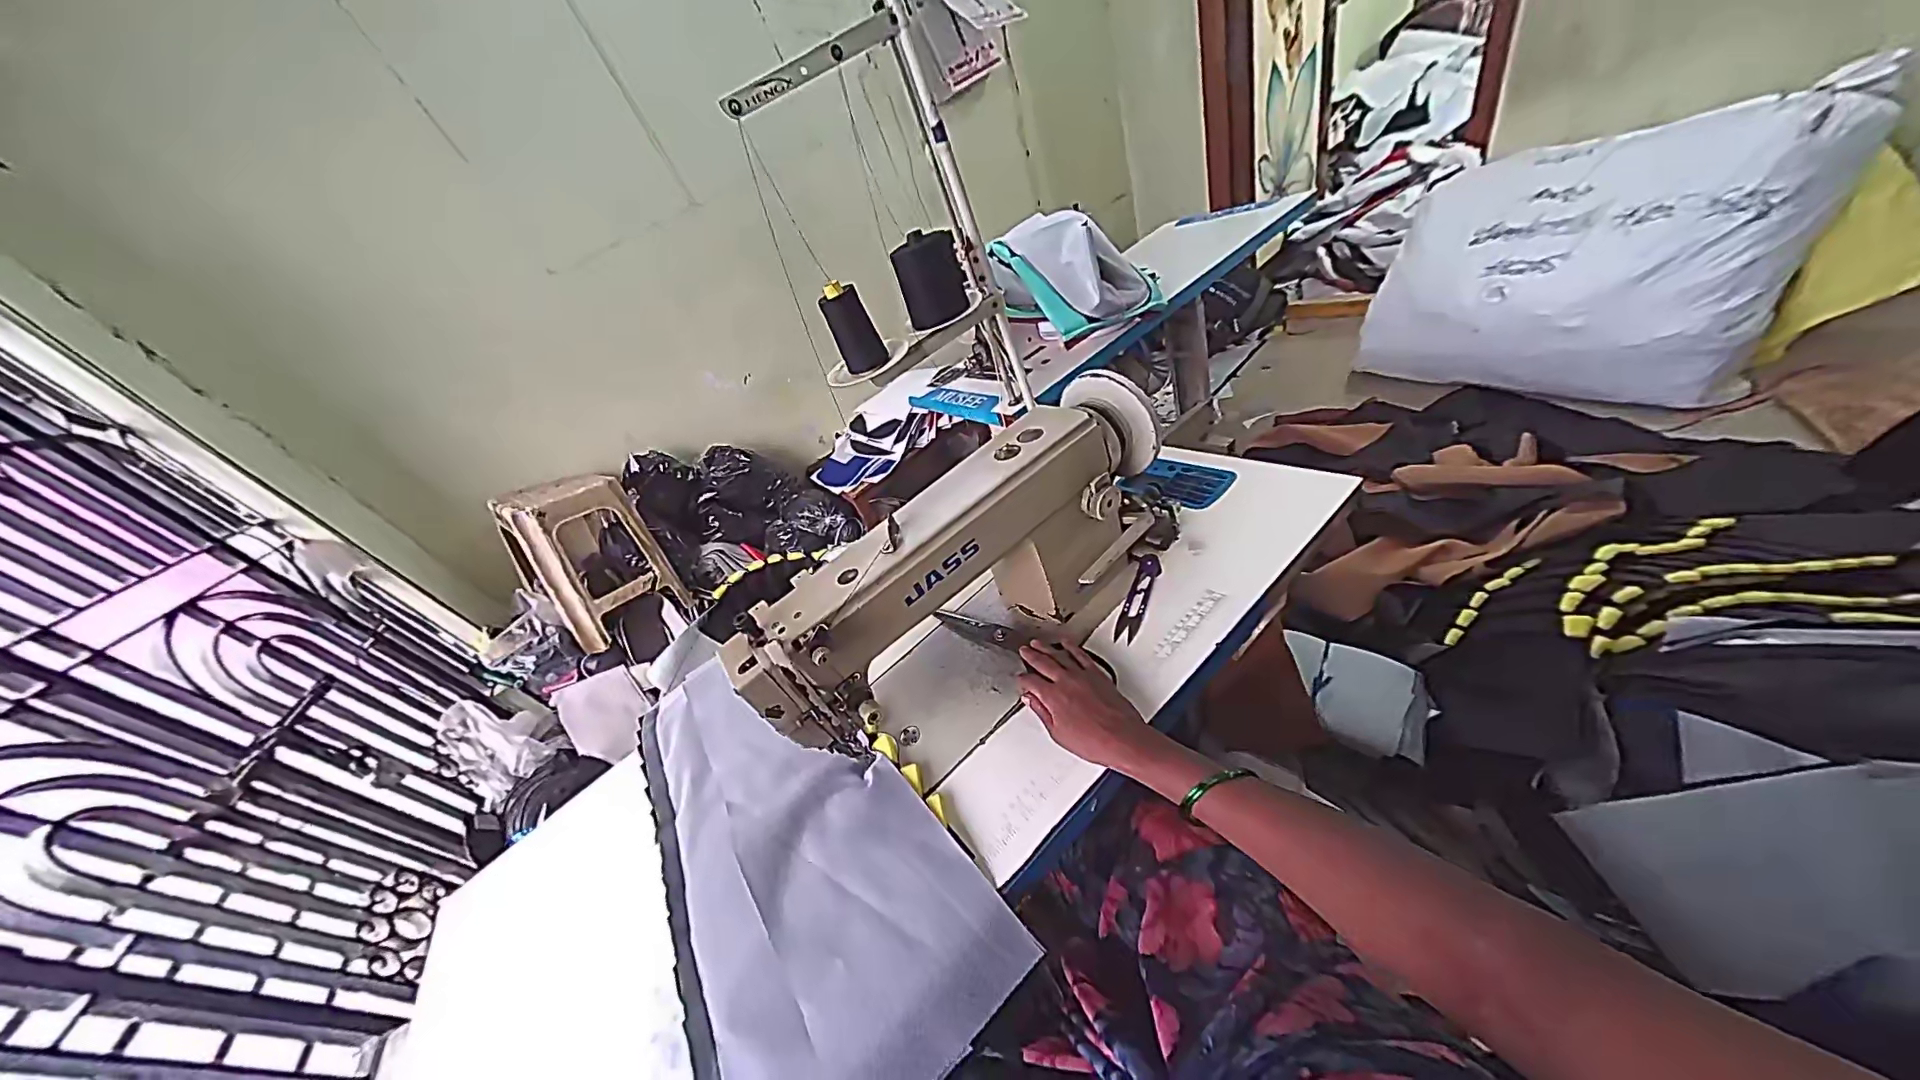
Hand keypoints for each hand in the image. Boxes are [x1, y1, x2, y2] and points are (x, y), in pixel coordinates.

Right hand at [1017, 641, 1162, 770]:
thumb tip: (1031, 701)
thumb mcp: (1058, 734)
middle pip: (1042, 662)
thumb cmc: (1095, 741)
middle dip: (1030, 656)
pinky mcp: (1097, 675)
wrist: (1122, 739)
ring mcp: (1082, 676)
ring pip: (1059, 655)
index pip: (1031, 682)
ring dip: (1046, 648)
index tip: (1020, 679)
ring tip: (1038, 643)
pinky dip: (1072, 648)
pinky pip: (1081, 656)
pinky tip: (1067, 644)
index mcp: (1053, 697)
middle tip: (1024, 650)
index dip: (1022, 680)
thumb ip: (1042, 713)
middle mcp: (1066, 682)